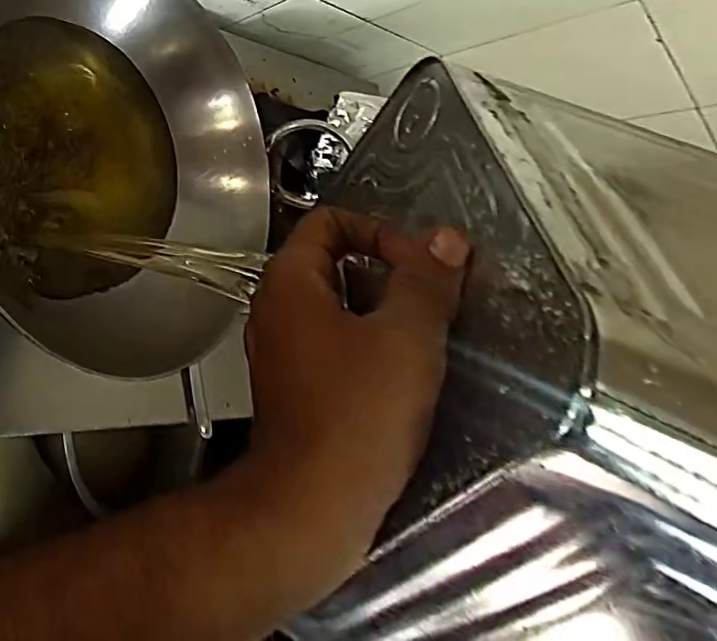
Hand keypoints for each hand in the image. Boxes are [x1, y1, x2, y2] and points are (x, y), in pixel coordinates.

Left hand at [237, 209, 468, 573]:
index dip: (378, 230)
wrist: (313, 495)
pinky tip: (397, 370)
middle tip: (430, 299)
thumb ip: (424, 282)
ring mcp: (276, 341)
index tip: (419, 264)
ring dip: (377, 307)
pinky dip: (361, 338)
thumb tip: (444, 240)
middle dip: (383, 269)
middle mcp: (272, 303)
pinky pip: (326, 336)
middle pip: (328, 258)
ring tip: (420, 335)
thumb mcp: (405, 338)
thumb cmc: (356, 413)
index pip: (326, 221)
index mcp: (287, 279)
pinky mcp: (288, 377)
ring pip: (330, 300)